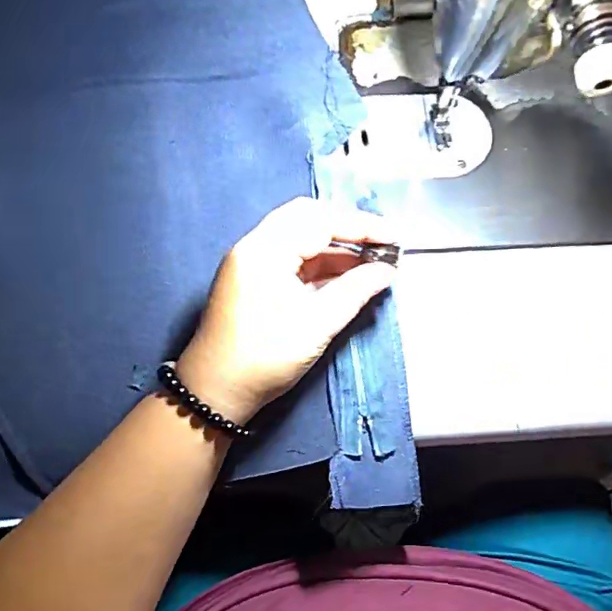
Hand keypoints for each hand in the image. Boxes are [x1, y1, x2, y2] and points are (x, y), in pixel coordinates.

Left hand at [175, 197, 397, 425]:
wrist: (216, 391)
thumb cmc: (265, 357)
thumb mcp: (317, 325)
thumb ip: (354, 291)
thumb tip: (386, 271)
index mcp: (265, 251)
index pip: (320, 221)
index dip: (362, 226)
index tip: (395, 237)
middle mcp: (255, 247)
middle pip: (308, 219)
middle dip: (347, 228)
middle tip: (381, 244)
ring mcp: (252, 263)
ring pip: (299, 238)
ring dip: (335, 247)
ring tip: (372, 262)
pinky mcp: (254, 281)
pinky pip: (291, 259)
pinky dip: (320, 263)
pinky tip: (346, 276)